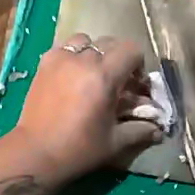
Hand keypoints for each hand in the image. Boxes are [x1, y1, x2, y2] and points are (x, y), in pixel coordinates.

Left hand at [7, 35, 163, 180]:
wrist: (36, 153)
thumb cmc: (79, 150)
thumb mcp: (115, 142)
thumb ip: (140, 130)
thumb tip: (159, 130)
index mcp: (104, 76)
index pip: (131, 50)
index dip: (138, 65)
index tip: (135, 85)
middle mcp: (83, 60)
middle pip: (110, 43)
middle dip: (118, 60)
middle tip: (117, 84)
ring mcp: (60, 58)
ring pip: (85, 41)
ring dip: (94, 54)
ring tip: (92, 76)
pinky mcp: (44, 64)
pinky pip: (64, 48)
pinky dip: (73, 56)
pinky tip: (72, 77)